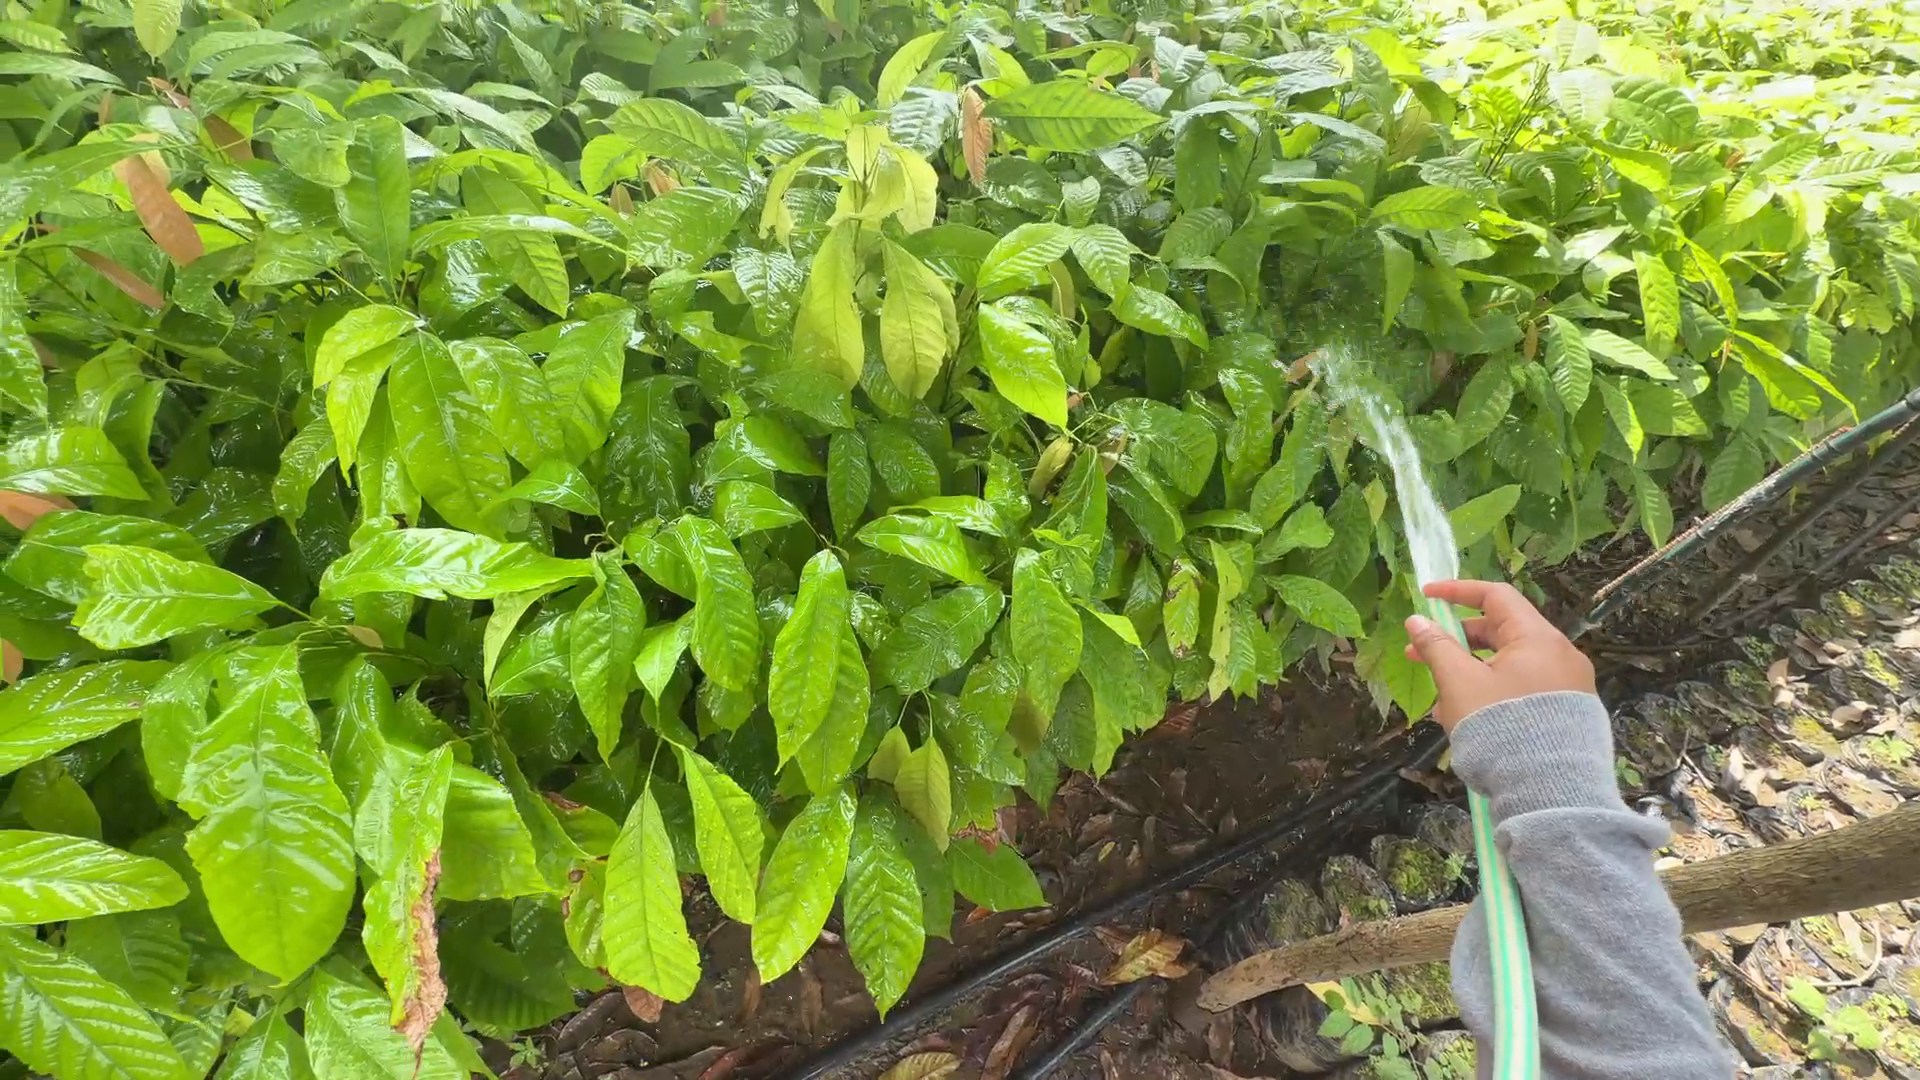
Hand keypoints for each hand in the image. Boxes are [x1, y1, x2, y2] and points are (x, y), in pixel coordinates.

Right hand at [1402, 580, 1595, 732]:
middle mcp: (1560, 656)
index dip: (1457, 591)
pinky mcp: (1566, 712)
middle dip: (1454, 639)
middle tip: (1417, 654)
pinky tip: (1464, 715)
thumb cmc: (1499, 724)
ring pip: (1507, 662)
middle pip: (1500, 631)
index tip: (1425, 596)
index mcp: (1538, 640)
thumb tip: (1417, 620)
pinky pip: (1521, 686)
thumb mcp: (1457, 680)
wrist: (1550, 790)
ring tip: (1439, 697)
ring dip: (1467, 669)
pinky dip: (1489, 688)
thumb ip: (1435, 646)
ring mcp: (1567, 685)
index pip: (1496, 596)